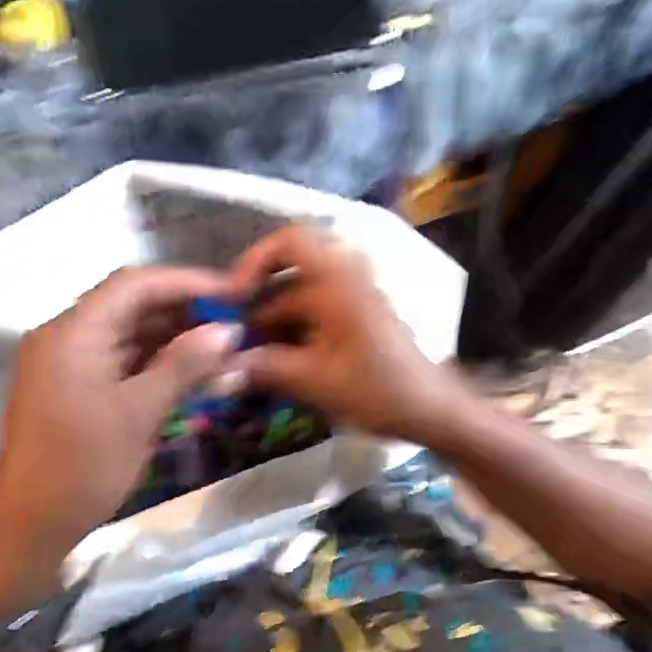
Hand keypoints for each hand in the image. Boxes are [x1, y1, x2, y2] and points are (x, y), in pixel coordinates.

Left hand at [0, 266, 239, 611]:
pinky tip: (194, 378)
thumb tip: (227, 330)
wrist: (29, 525)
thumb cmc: (83, 466)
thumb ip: (183, 365)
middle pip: (132, 308)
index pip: (135, 285)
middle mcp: (67, 338)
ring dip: (175, 343)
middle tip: (235, 327)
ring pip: (130, 339)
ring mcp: (69, 366)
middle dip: (185, 314)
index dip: (187, 283)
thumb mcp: (139, 413)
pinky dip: (157, 368)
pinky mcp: (76, 392)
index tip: (232, 294)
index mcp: (73, 332)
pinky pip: (122, 366)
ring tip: (224, 354)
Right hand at [225, 226, 471, 440]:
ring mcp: (356, 296)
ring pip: (302, 294)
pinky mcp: (360, 316)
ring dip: (276, 319)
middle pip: (289, 273)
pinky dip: (296, 328)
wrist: (431, 409)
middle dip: (259, 302)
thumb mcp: (314, 381)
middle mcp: (347, 277)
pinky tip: (280, 358)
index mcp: (338, 280)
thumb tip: (220, 366)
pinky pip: (318, 309)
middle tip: (235, 335)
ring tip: (253, 353)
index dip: (253, 262)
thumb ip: (264, 367)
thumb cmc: (376, 390)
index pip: (288, 242)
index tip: (233, 297)